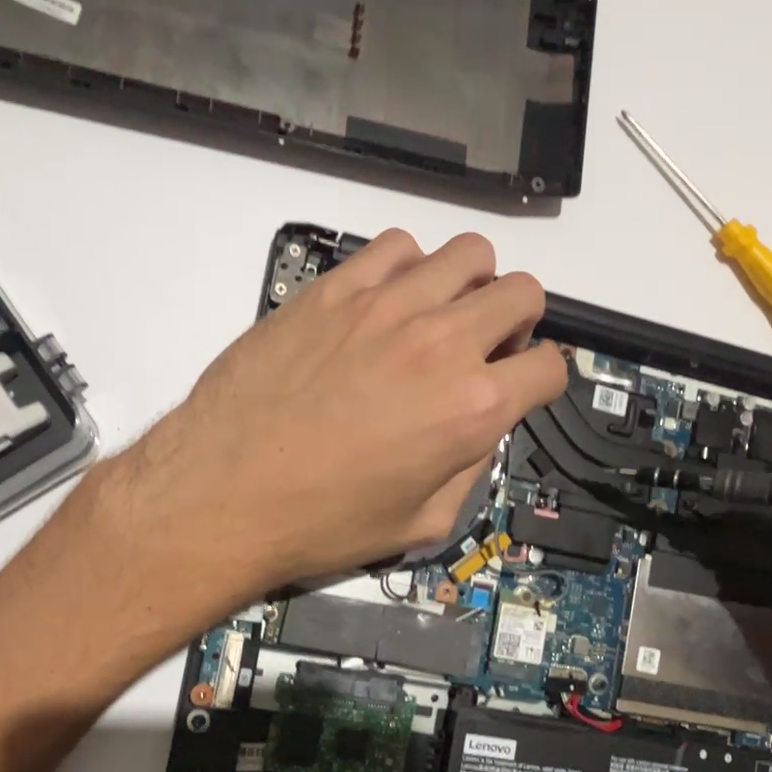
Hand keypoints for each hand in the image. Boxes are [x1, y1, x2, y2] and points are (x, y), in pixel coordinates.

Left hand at [96, 230, 566, 592]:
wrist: (222, 495)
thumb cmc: (316, 522)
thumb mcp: (418, 525)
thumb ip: (467, 471)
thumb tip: (477, 434)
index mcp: (472, 409)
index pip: (549, 367)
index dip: (541, 380)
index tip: (522, 386)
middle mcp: (440, 344)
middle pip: (522, 292)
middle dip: (519, 321)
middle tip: (487, 348)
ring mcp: (385, 307)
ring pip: (468, 253)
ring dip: (471, 283)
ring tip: (439, 317)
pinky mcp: (332, 290)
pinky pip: (396, 247)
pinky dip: (408, 267)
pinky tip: (386, 303)